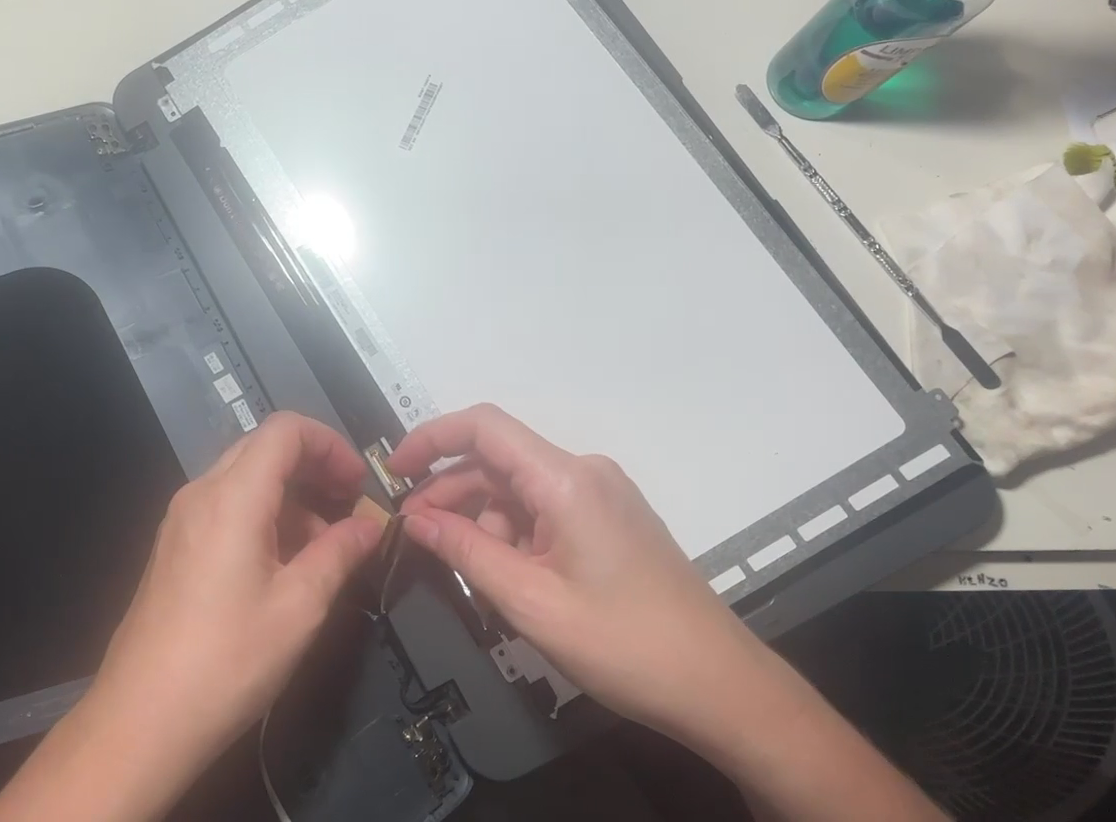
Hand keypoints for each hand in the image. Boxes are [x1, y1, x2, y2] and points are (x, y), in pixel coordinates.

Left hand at [90, 411, 382, 757]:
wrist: (141, 717)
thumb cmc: (227, 661)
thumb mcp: (299, 608)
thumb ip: (339, 554)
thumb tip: (371, 524)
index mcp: (231, 496)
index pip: (284, 430)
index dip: (330, 444)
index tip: (359, 484)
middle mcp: (200, 494)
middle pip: (264, 449)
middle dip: (313, 468)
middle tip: (349, 509)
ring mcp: (181, 520)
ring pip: (245, 479)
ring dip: (291, 497)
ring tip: (325, 549)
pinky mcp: (174, 546)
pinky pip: (225, 507)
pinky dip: (264, 517)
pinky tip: (285, 565)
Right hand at [387, 404, 762, 743]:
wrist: (722, 688)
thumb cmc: (625, 644)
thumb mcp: (531, 602)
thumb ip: (466, 552)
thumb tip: (415, 519)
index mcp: (566, 479)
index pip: (483, 427)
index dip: (430, 439)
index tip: (393, 472)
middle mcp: (584, 473)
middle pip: (497, 463)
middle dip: (451, 495)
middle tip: (414, 537)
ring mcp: (600, 496)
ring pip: (517, 491)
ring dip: (484, 525)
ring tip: (471, 578)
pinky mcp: (609, 521)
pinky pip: (543, 512)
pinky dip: (514, 537)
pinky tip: (508, 579)